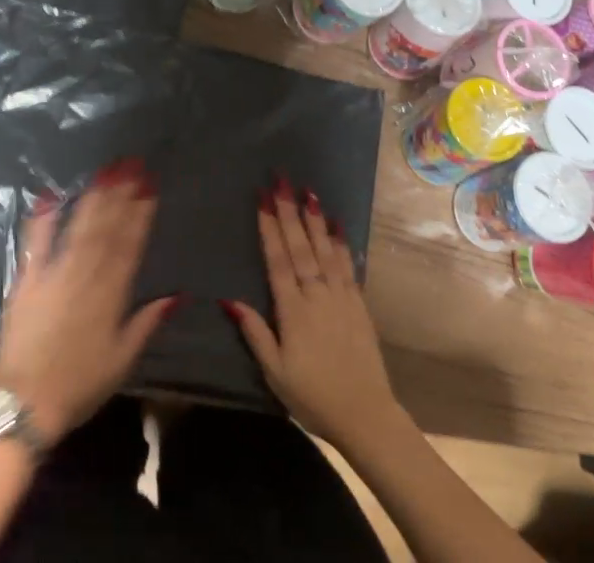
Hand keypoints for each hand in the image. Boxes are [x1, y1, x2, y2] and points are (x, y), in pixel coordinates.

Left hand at [0, 158, 178, 440]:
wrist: (24, 404)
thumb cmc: (79, 385)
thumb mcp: (122, 359)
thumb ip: (146, 322)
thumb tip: (175, 294)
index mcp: (112, 296)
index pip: (130, 246)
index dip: (141, 214)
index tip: (149, 186)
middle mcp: (85, 278)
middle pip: (106, 229)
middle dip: (120, 195)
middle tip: (130, 165)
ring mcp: (53, 276)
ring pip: (78, 229)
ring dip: (93, 198)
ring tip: (105, 172)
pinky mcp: (26, 282)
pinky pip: (34, 244)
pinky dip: (42, 219)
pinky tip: (50, 195)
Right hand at [222, 177, 404, 450]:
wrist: (364, 412)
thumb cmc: (312, 396)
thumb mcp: (274, 371)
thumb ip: (255, 332)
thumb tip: (229, 298)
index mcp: (293, 311)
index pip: (278, 261)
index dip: (270, 228)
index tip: (263, 199)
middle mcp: (317, 295)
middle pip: (301, 247)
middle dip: (290, 212)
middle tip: (283, 181)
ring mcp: (341, 297)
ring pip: (325, 250)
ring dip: (315, 220)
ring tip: (309, 192)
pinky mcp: (359, 304)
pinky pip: (348, 266)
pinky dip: (341, 243)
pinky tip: (337, 225)